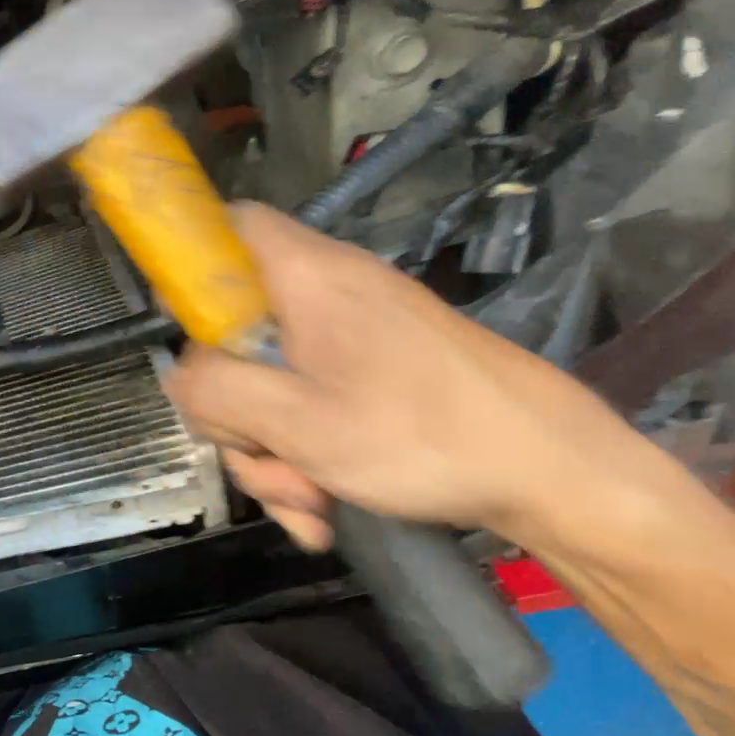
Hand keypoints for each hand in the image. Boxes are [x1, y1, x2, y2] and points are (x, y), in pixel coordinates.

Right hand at [164, 203, 648, 551]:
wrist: (555, 475)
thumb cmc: (425, 436)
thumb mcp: (297, 421)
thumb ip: (216, 390)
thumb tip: (179, 378)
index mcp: (310, 281)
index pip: (229, 228)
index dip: (189, 265)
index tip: (180, 330)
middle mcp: (326, 299)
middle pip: (230, 335)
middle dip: (231, 411)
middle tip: (261, 453)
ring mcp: (349, 343)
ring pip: (263, 389)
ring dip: (268, 455)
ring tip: (309, 499)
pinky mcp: (369, 379)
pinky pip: (302, 413)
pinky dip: (301, 461)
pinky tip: (323, 507)